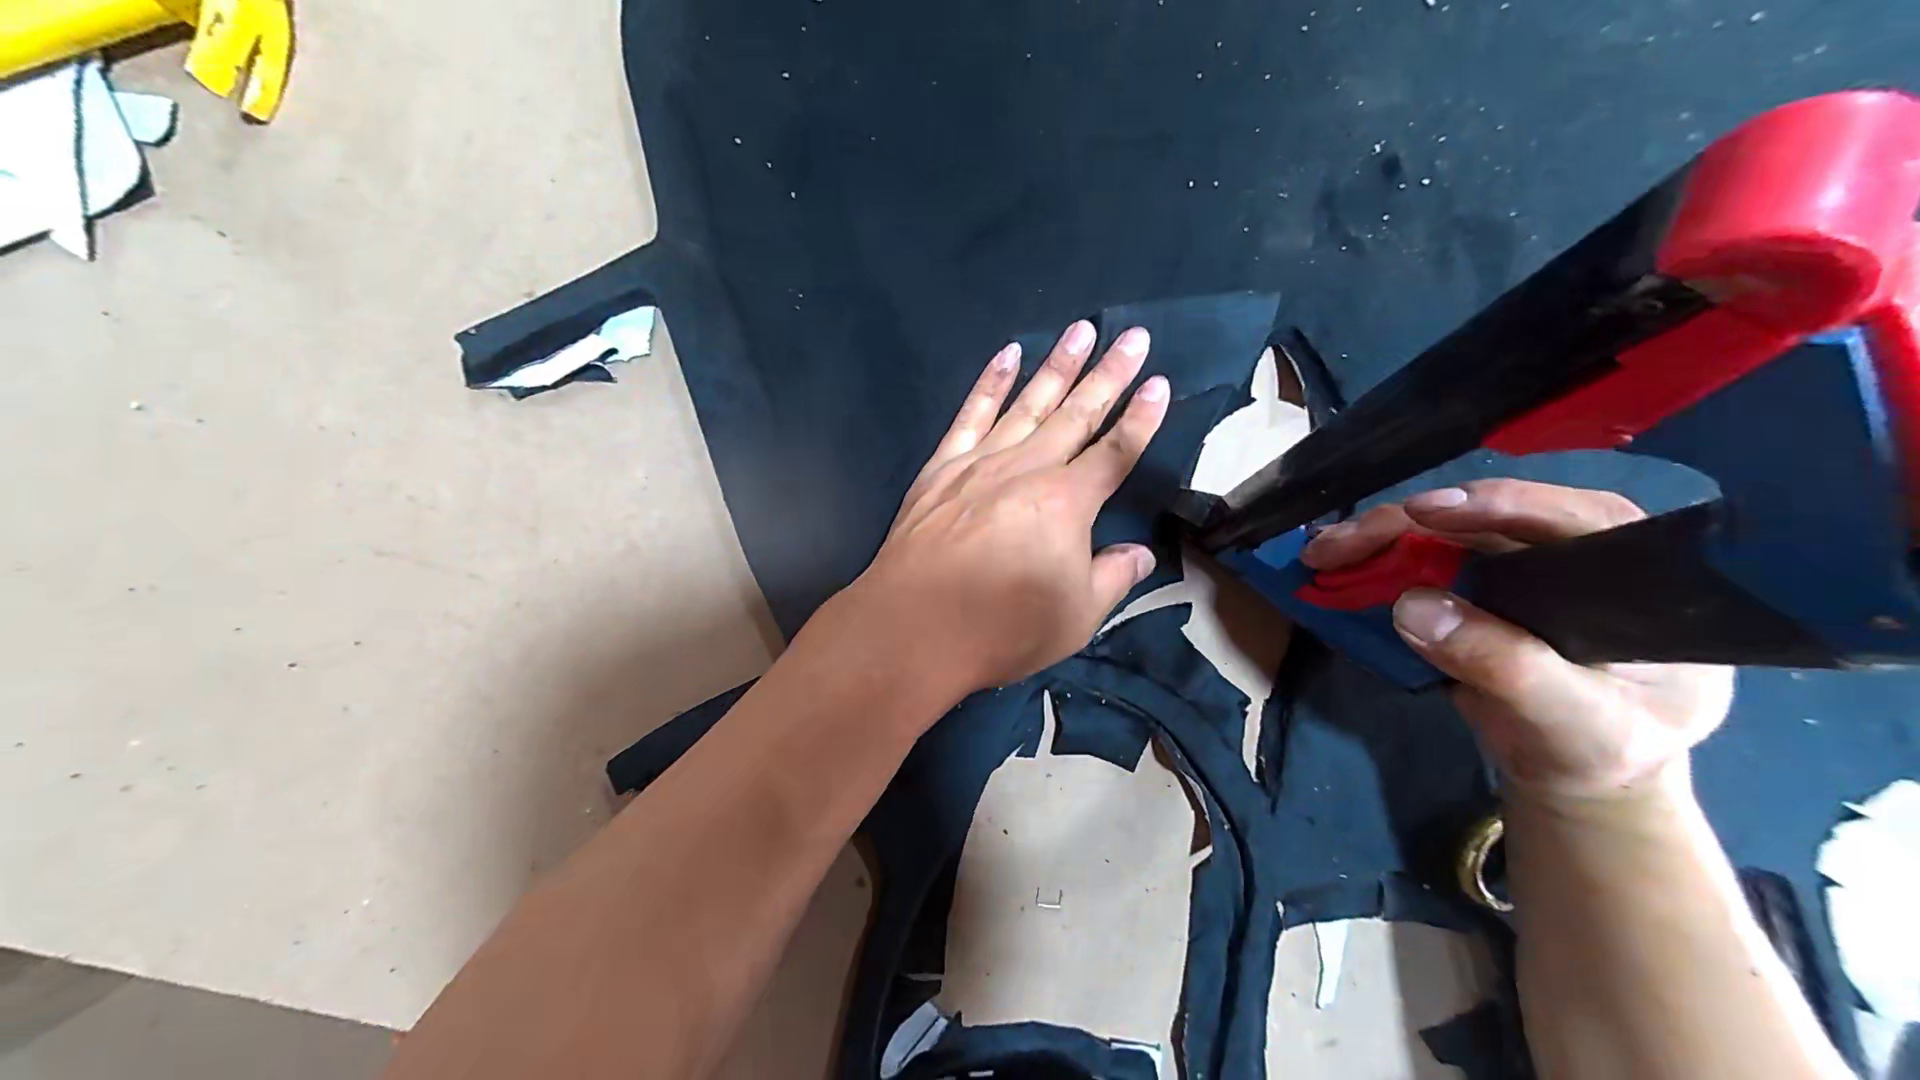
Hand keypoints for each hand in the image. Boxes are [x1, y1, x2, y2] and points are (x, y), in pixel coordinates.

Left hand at [827, 321, 1169, 704]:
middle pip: (1077, 414)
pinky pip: (971, 415)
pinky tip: (1007, 356)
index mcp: (1066, 503)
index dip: (1142, 419)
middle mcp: (1027, 470)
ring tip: (1081, 329)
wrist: (913, 627)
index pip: (1115, 452)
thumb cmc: (1002, 627)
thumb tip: (1141, 553)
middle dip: (1109, 374)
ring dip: (1057, 365)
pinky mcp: (941, 468)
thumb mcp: (1076, 616)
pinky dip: (990, 383)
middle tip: (1134, 336)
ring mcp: (980, 463)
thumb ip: (1113, 578)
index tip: (1159, 384)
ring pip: (1028, 403)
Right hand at [1302, 480, 1735, 801]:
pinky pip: (1415, 563)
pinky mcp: (1469, 587)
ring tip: (1319, 557)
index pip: (1570, 518)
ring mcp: (1511, 569)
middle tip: (1333, 548)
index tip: (1422, 511)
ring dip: (1374, 541)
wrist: (1572, 772)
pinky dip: (1371, 564)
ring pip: (1438, 536)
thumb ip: (1507, 665)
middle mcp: (1564, 556)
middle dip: (1400, 526)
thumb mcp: (1572, 720)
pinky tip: (1334, 566)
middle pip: (1479, 520)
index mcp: (1624, 576)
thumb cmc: (1599, 748)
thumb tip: (1412, 606)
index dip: (1495, 505)